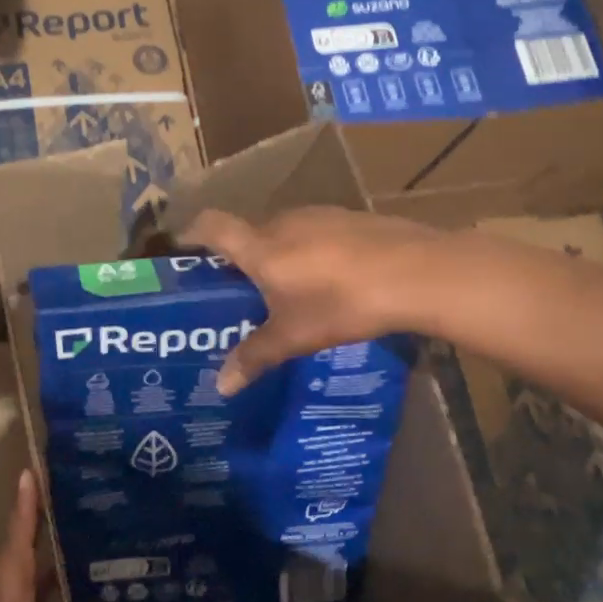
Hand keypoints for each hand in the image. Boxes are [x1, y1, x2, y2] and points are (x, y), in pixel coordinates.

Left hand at [0, 471, 105, 601]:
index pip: (16, 551)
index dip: (23, 514)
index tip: (28, 475)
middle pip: (18, 555)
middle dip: (33, 522)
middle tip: (56, 490)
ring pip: (24, 577)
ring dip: (41, 550)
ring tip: (70, 527)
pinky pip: (30, 599)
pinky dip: (47, 583)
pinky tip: (70, 588)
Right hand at [183, 206, 443, 394]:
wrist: (421, 273)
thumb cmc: (342, 302)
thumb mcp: (294, 336)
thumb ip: (254, 357)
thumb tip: (222, 386)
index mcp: (259, 246)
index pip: (211, 226)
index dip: (191, 235)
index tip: (181, 253)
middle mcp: (284, 222)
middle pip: (248, 232)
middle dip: (238, 257)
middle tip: (237, 290)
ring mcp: (322, 216)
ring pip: (284, 233)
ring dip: (277, 255)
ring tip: (284, 290)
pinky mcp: (353, 219)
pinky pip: (317, 234)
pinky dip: (311, 253)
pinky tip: (329, 283)